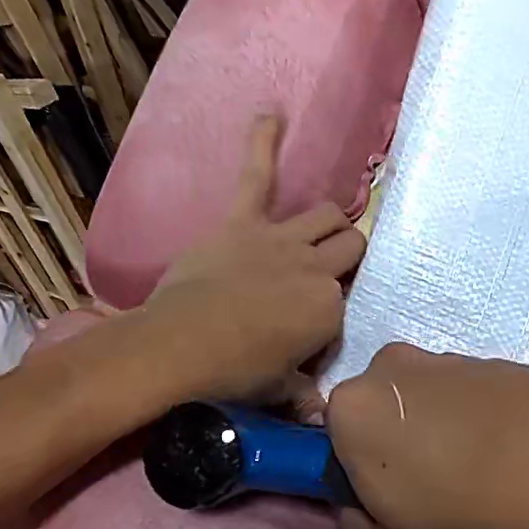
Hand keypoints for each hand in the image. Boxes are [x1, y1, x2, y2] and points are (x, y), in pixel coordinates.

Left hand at [141, 116, 366, 405]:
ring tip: (324, 227)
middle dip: (346, 254)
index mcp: (329, 308)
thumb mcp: (277, 390)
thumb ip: (304, 396)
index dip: (330, 310)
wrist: (180, 345)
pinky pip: (257, 175)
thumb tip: (322, 415)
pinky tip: (270, 113)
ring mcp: (280, 239)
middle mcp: (315, 266)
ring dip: (330, 220)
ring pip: (325, 214)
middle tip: (330, 268)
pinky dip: (262, 143)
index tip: (311, 327)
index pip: (345, 298)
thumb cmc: (234, 373)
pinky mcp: (242, 223)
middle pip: (349, 246)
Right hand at [327, 344, 528, 528]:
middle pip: (379, 416)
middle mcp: (395, 367)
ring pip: (428, 406)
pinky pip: (475, 400)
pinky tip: (527, 466)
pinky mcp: (509, 361)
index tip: (394, 511)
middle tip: (443, 506)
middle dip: (398, 453)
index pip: (328, 441)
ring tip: (497, 488)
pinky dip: (488, 429)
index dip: (357, 479)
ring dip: (445, 439)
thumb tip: (359, 502)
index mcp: (354, 411)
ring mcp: (456, 359)